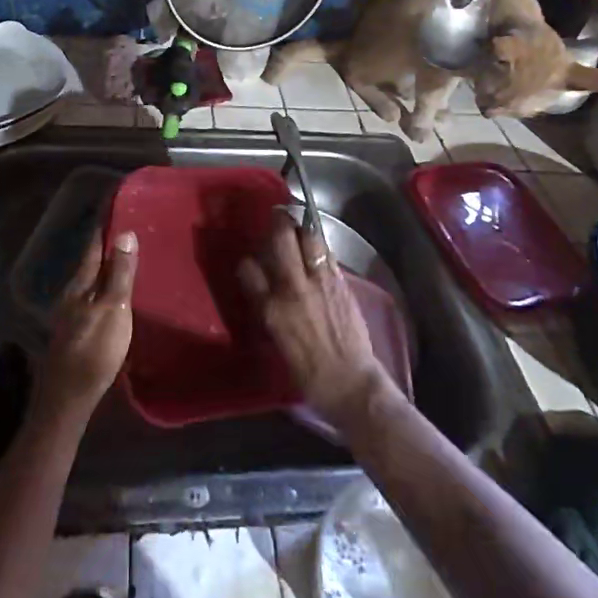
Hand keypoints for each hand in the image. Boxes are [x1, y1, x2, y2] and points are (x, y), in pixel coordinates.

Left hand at [34, 229, 137, 422]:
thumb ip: (120, 273)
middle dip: (106, 248)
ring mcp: (71, 315)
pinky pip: (93, 300)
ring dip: (106, 270)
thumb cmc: (95, 349)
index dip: (104, 229)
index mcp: (80, 285)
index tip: (115, 208)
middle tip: (127, 231)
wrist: (69, 396)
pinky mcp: (76, 332)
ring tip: (126, 261)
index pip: (93, 247)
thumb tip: (125, 232)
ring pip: (91, 283)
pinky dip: (105, 290)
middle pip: (90, 265)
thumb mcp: (113, 309)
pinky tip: (115, 297)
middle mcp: (72, 294)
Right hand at [237, 212, 391, 430]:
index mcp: (271, 309)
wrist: (350, 383)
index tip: (248, 260)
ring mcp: (320, 283)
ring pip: (309, 239)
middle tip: (276, 214)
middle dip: (277, 222)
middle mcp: (293, 289)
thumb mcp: (278, 340)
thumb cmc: (309, 372)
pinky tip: (318, 247)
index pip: (248, 270)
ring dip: (302, 228)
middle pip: (281, 241)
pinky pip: (328, 254)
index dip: (246, 262)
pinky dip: (321, 246)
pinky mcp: (341, 283)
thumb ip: (271, 310)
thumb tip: (268, 290)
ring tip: (299, 224)